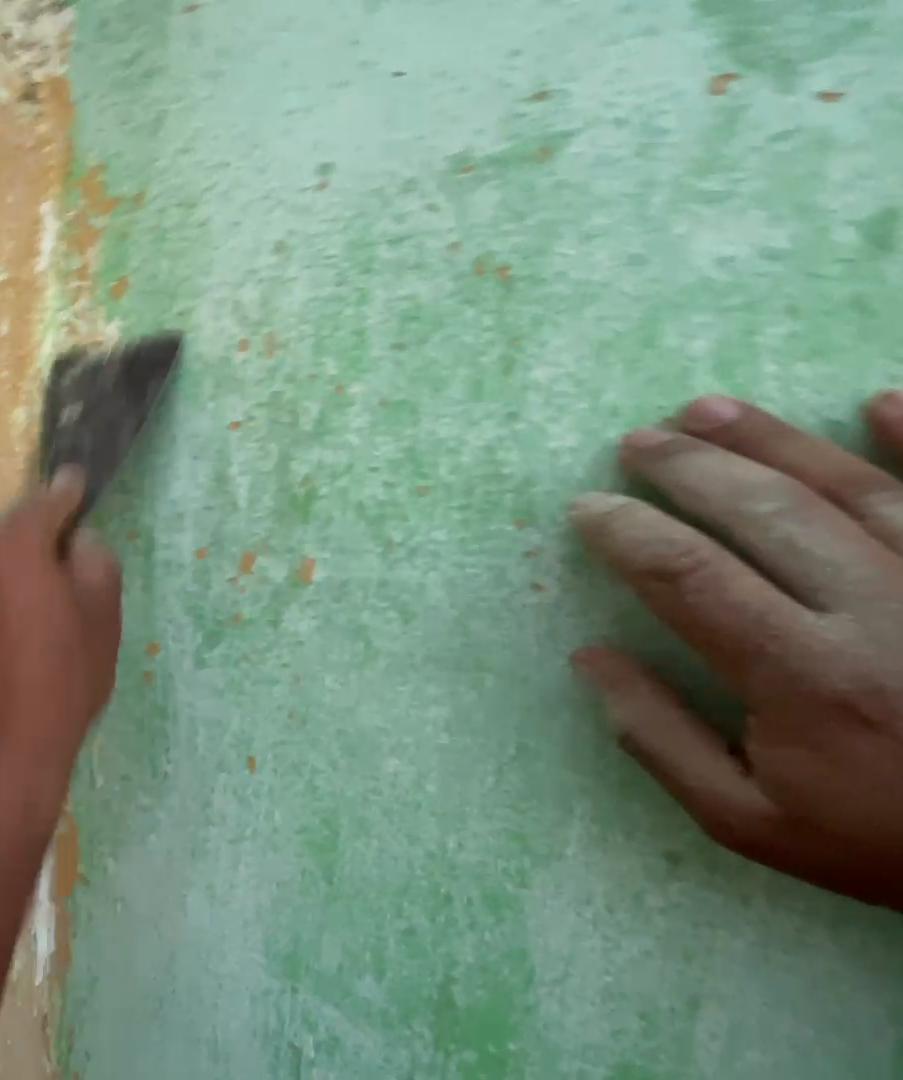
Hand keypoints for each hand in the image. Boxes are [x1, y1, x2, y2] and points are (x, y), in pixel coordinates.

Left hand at [0, 468, 122, 833]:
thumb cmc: (55, 693)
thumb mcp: (100, 627)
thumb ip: (96, 565)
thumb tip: (79, 541)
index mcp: (11, 549)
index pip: (44, 504)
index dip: (66, 494)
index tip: (76, 484)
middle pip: (3, 540)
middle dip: (28, 551)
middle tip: (55, 584)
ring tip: (19, 631)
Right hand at [571, 391, 902, 908]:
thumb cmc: (893, 842)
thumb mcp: (749, 820)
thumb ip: (658, 739)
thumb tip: (589, 659)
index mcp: (805, 676)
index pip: (686, 574)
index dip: (625, 532)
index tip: (587, 509)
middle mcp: (882, 614)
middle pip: (764, 512)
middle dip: (688, 468)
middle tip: (636, 442)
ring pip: (856, 487)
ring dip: (773, 441)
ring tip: (708, 410)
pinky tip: (879, 401)